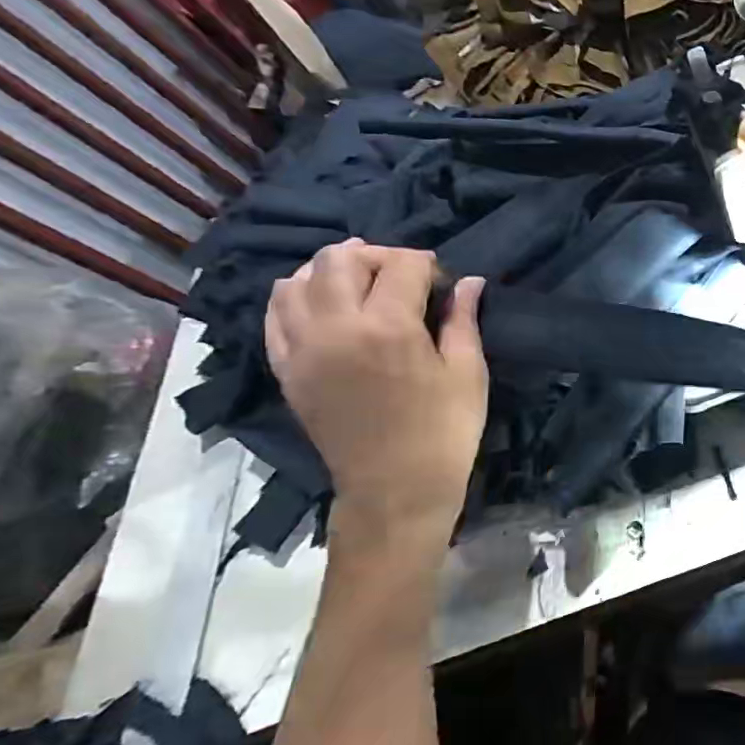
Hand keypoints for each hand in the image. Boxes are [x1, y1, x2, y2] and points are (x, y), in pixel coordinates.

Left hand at [265, 239, 487, 546]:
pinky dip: (294, 298)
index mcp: (390, 326)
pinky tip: (318, 304)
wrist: (395, 489)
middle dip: (376, 256)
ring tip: (358, 284)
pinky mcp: (287, 370)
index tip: (443, 285)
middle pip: (341, 258)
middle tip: (401, 276)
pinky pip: (274, 316)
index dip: (428, 264)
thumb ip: (464, 320)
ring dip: (331, 270)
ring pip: (298, 280)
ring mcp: (303, 348)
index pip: (402, 264)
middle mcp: (337, 327)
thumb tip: (470, 281)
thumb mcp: (468, 373)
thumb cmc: (444, 430)